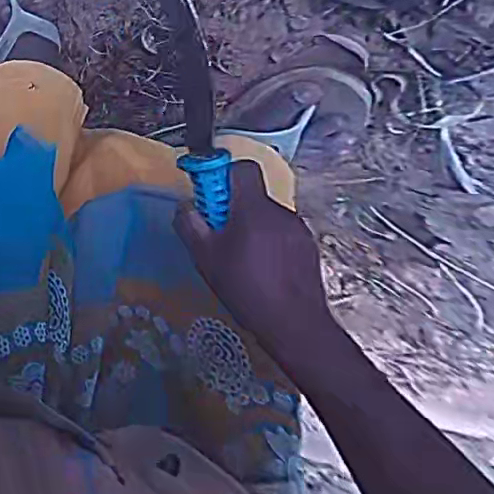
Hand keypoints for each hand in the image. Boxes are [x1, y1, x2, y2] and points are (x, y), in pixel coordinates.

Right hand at [174, 160, 344, 373]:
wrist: (294, 325)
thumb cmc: (244, 286)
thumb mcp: (203, 254)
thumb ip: (188, 222)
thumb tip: (186, 206)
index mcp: (254, 209)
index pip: (241, 168)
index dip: (220, 173)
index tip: (206, 194)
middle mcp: (281, 213)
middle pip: (249, 194)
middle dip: (228, 205)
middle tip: (213, 231)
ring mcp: (298, 230)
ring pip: (263, 214)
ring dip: (245, 223)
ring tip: (234, 253)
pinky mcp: (307, 247)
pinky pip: (277, 230)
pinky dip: (262, 238)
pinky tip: (255, 265)